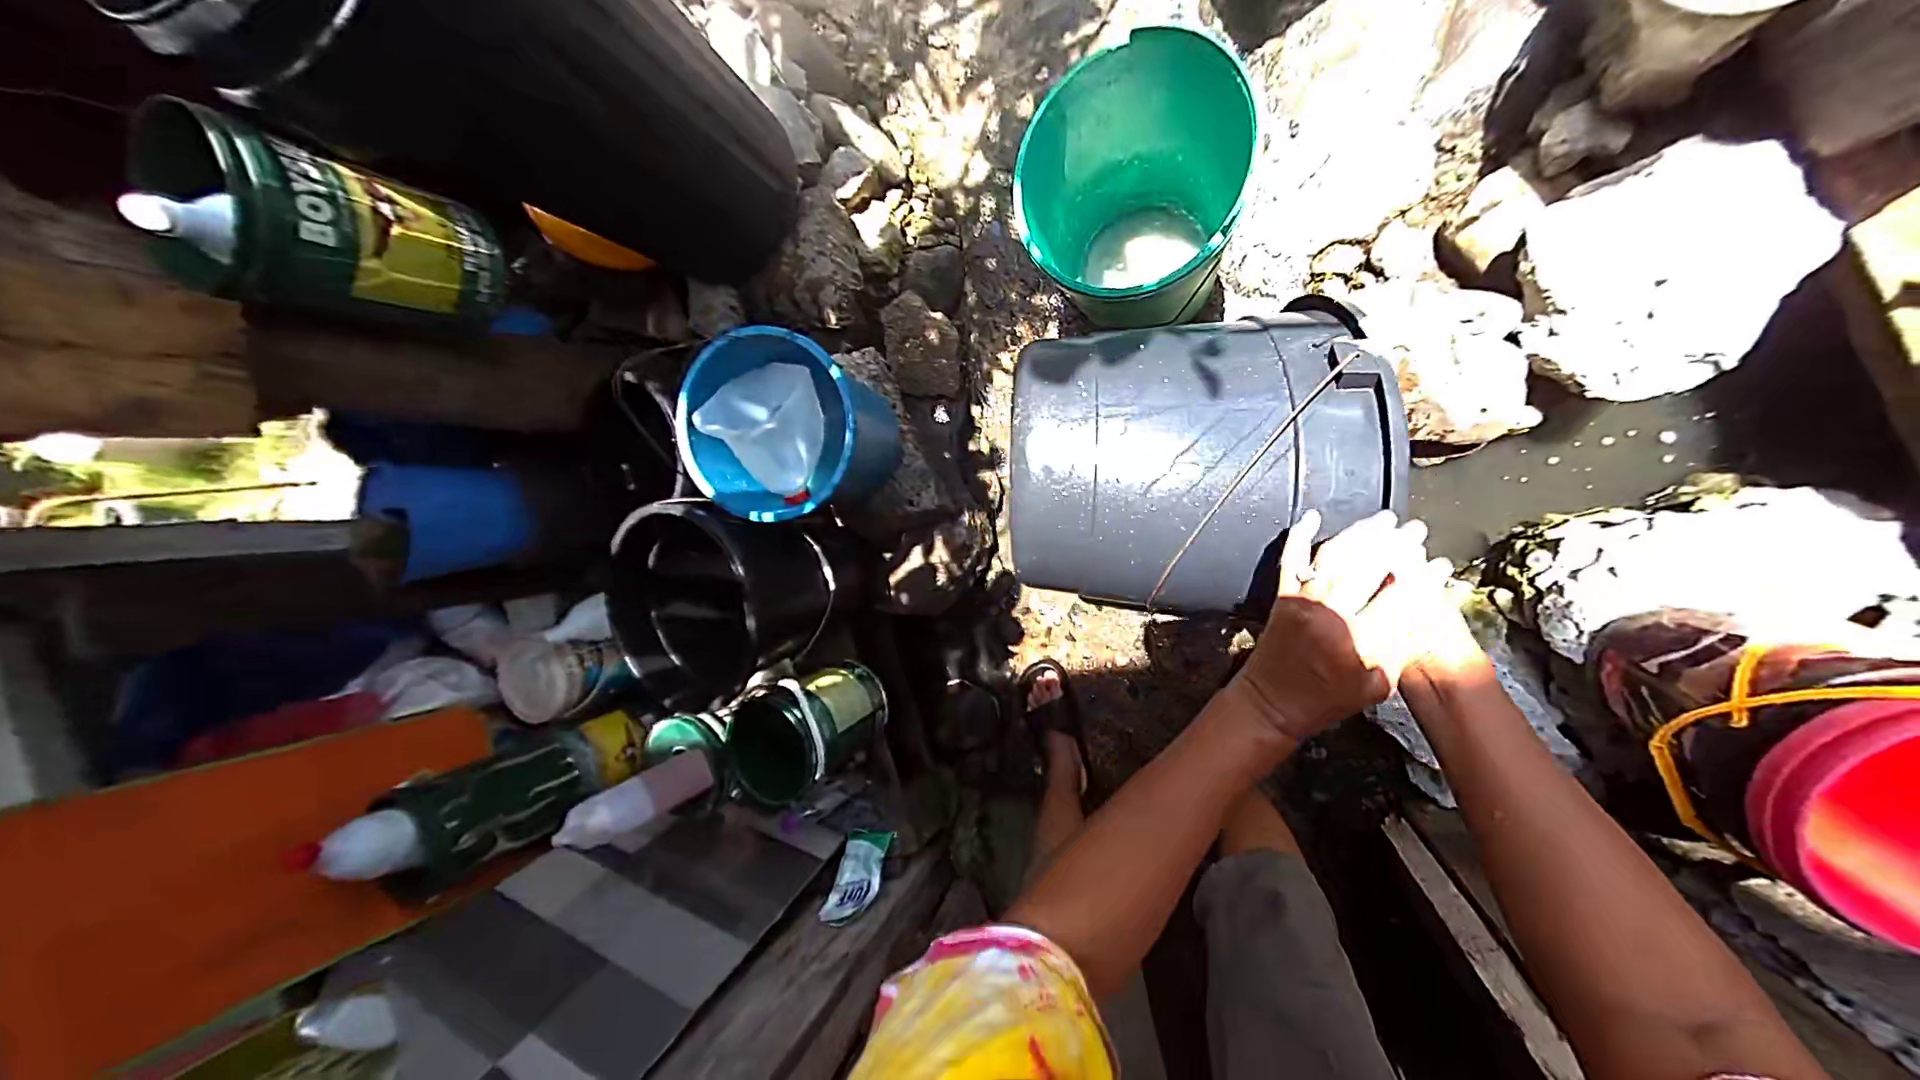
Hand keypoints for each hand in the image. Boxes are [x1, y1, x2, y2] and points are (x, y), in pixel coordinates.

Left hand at [1229, 510, 1456, 742]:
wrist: (1271, 703)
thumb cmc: (1324, 701)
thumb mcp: (1377, 685)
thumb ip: (1399, 647)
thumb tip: (1420, 612)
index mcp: (1359, 638)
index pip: (1400, 595)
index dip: (1423, 576)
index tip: (1439, 564)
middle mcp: (1329, 612)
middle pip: (1369, 566)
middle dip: (1397, 544)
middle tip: (1416, 531)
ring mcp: (1302, 600)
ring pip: (1334, 555)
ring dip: (1360, 534)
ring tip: (1383, 520)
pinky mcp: (1281, 597)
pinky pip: (1291, 559)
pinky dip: (1300, 536)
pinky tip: (1311, 518)